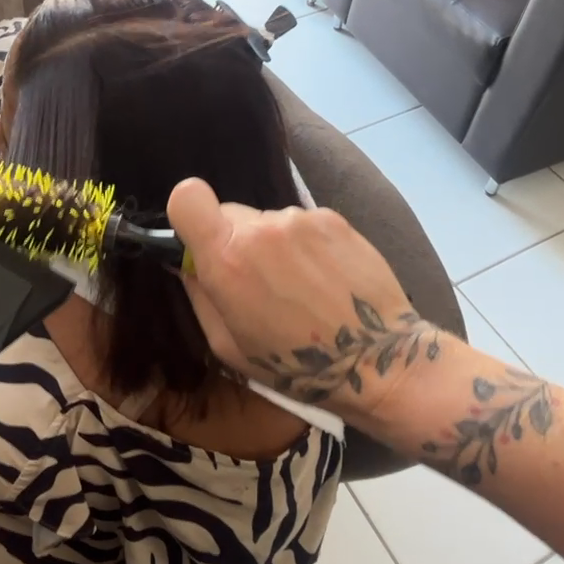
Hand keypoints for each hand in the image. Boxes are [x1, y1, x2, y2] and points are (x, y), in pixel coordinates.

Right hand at [166, 177, 435, 424]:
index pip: (187, 196)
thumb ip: (199, 294)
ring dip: (272, 245)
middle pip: (228, 212)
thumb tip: (186, 262)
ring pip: (267, 220)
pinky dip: (304, 244)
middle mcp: (260, 228)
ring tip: (299, 286)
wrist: (377, 359)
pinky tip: (324, 278)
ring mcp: (299, 219)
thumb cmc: (294, 366)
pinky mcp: (333, 218)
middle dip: (234, 240)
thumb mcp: (228, 345)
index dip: (187, 213)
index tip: (200, 238)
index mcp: (227, 259)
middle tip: (257, 280)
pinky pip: (301, 224)